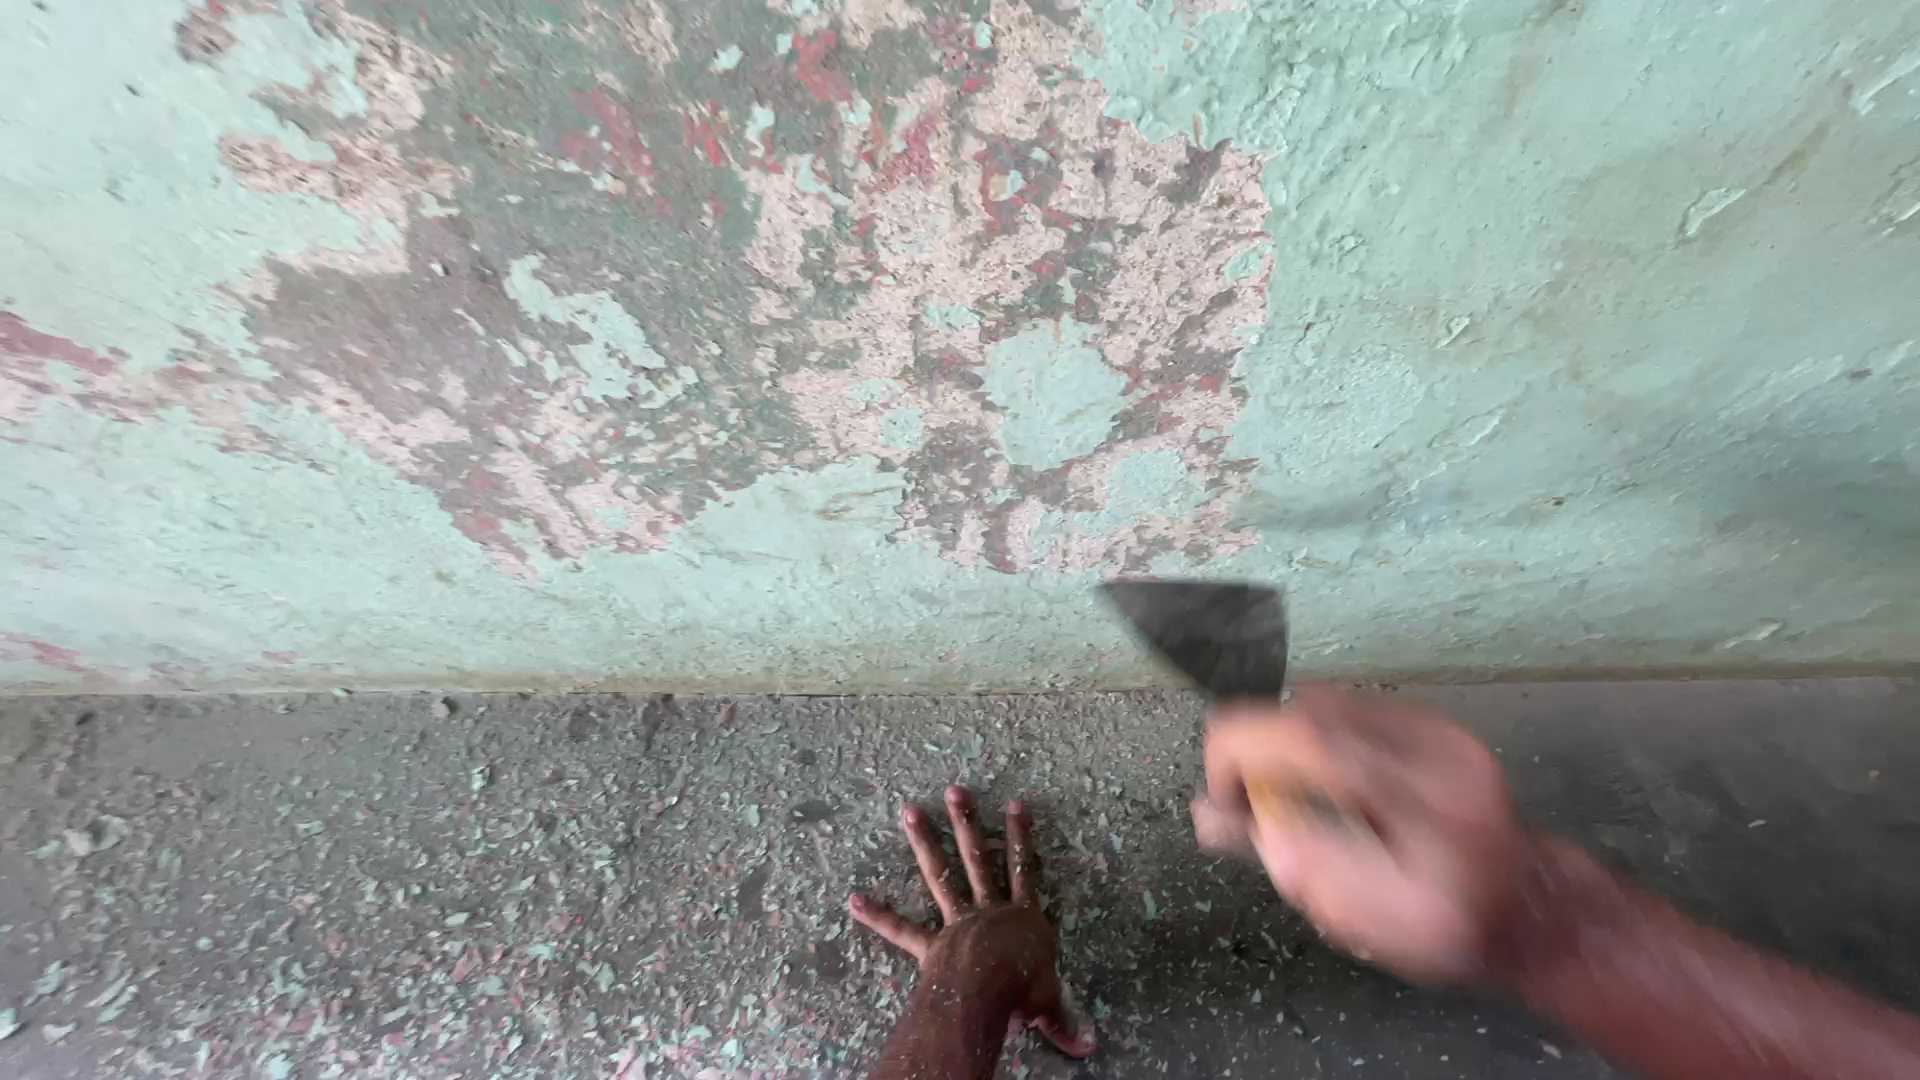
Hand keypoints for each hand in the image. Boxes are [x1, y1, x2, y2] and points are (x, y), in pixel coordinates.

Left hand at [850, 785, 1094, 1057]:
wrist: (987, 996)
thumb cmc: (1022, 992)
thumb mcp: (1049, 1003)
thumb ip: (1064, 1020)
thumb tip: (1089, 1046)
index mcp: (1021, 917)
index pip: (1025, 869)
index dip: (1021, 836)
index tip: (1016, 802)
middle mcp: (988, 910)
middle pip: (976, 858)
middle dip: (966, 822)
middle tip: (953, 789)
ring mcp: (957, 922)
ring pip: (941, 875)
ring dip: (925, 842)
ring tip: (909, 810)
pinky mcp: (932, 945)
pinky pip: (901, 930)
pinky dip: (879, 915)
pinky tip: (855, 899)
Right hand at [1193, 686, 1535, 983]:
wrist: (1531, 908)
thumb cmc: (1447, 927)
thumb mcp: (1364, 916)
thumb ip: (1289, 860)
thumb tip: (1207, 815)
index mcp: (1421, 800)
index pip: (1311, 737)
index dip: (1242, 748)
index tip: (1221, 791)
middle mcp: (1430, 745)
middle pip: (1308, 711)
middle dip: (1258, 750)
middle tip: (1253, 802)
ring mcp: (1432, 724)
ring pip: (1320, 702)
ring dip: (1284, 743)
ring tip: (1297, 795)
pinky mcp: (1428, 717)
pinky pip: (1343, 707)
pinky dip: (1313, 737)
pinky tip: (1329, 780)